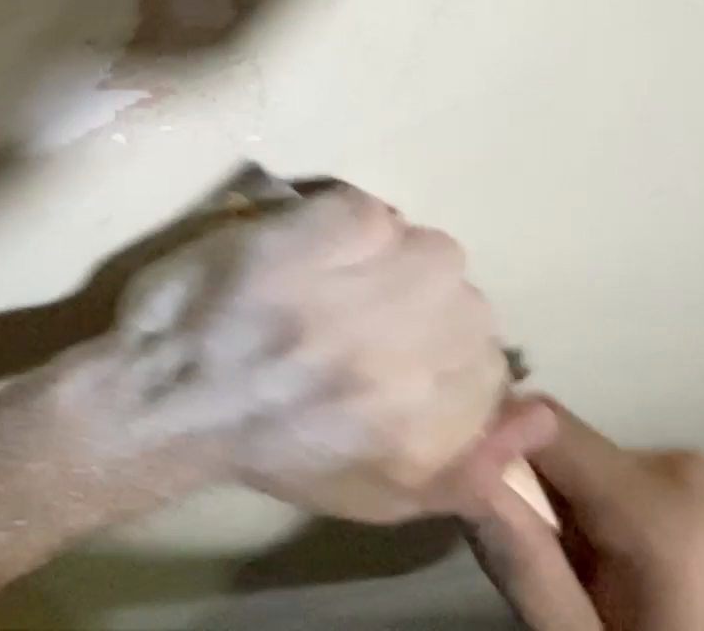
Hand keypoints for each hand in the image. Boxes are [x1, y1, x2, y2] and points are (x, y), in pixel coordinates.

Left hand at [81, 181, 550, 522]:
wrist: (164, 399)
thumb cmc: (262, 447)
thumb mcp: (371, 495)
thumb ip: (462, 471)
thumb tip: (539, 416)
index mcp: (417, 429)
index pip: (490, 360)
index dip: (446, 346)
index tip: (401, 343)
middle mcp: (396, 363)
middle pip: (465, 297)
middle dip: (422, 300)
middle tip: (366, 305)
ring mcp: (347, 295)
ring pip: (428, 248)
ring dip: (393, 255)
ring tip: (344, 270)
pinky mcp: (299, 240)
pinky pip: (366, 209)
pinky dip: (346, 219)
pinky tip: (313, 241)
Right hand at [462, 401, 703, 630]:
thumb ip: (525, 565)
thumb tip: (458, 473)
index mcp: (658, 503)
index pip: (536, 416)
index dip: (487, 439)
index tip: (456, 483)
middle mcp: (680, 464)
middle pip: (555, 440)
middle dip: (523, 486)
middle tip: (524, 556)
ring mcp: (698, 475)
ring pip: (577, 457)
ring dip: (554, 500)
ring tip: (571, 573)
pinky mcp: (702, 490)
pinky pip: (611, 472)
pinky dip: (587, 506)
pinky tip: (605, 567)